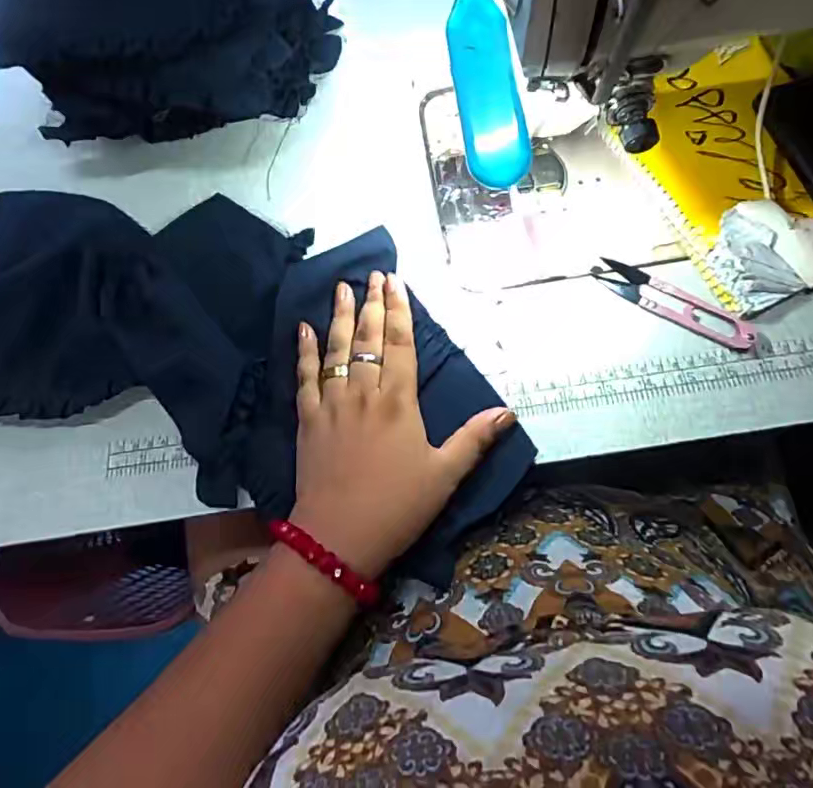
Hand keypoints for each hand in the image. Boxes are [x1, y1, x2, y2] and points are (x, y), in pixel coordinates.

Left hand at [289, 272, 515, 578]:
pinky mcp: (308, 421)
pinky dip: (304, 352)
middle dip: (372, 303)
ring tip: (342, 287)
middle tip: (373, 274)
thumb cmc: (397, 505)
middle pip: (368, 339)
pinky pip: (305, 378)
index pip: (400, 344)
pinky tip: (304, 329)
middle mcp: (365, 393)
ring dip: (340, 316)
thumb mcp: (445, 475)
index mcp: (399, 401)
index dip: (399, 311)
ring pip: (337, 350)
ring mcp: (332, 404)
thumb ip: (474, 439)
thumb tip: (508, 412)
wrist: (338, 538)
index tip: (396, 282)